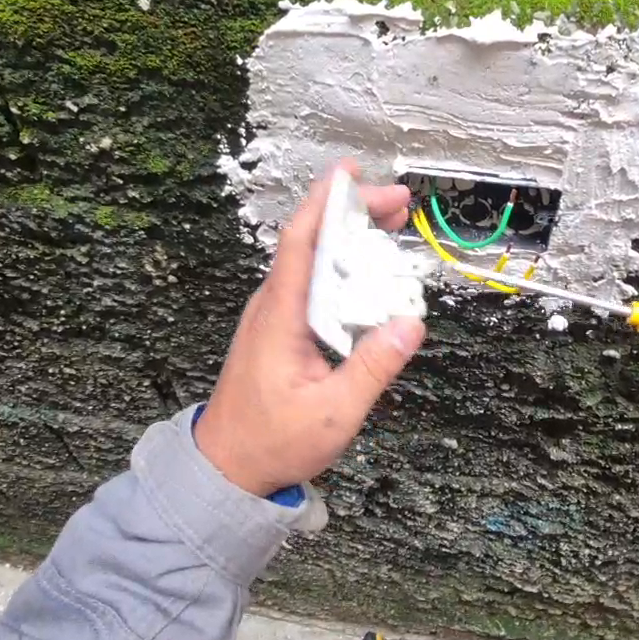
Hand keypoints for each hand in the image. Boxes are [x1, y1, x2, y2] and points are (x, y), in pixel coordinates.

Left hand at [195, 163, 426, 496]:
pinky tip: (365, 272)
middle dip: (352, 213)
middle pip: (311, 241)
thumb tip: (412, 324)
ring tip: (390, 225)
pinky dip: (340, 266)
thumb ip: (373, 368)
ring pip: (311, 260)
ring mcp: (273, 317)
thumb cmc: (274, 442)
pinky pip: (311, 283)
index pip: (301, 242)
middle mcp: (273, 306)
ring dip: (348, 237)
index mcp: (282, 316)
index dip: (325, 202)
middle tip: (399, 201)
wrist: (226, 467)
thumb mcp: (334, 412)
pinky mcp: (279, 330)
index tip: (351, 172)